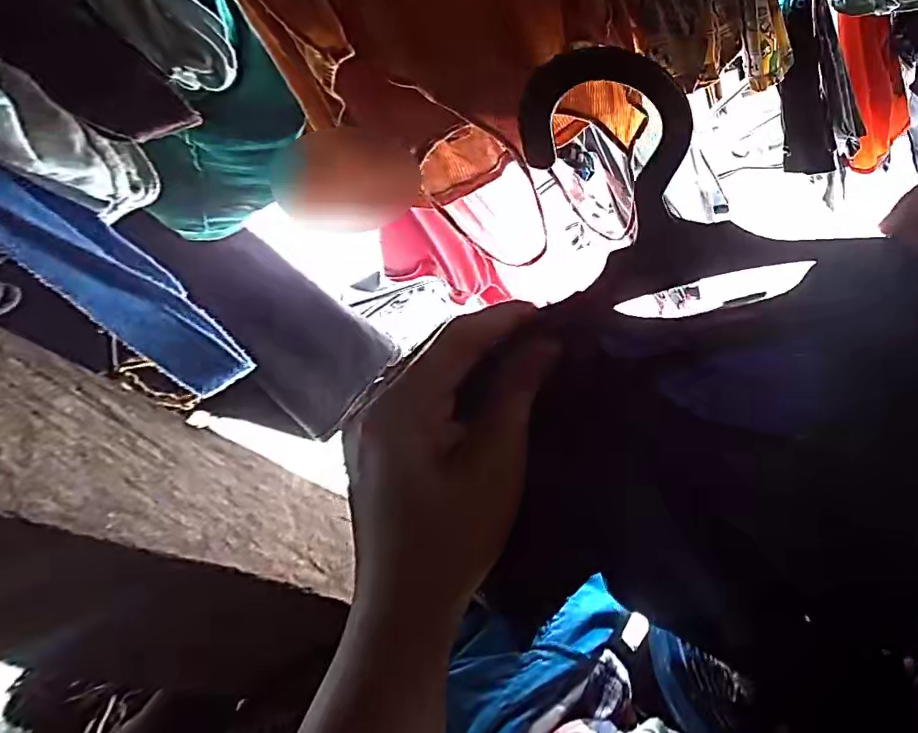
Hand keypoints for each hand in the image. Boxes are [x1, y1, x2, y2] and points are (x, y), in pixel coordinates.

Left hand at [341, 301, 558, 619]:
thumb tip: (545, 343)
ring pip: (430, 364)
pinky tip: (487, 379)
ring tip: (522, 347)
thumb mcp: (497, 458)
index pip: (456, 338)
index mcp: (398, 404)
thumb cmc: (456, 536)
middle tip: (541, 328)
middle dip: (491, 332)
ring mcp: (370, 420)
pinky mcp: (376, 437)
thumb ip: (517, 390)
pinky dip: (457, 376)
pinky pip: (421, 387)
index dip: (504, 318)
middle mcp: (375, 401)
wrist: (404, 607)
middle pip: (439, 346)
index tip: (546, 310)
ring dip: (476, 353)